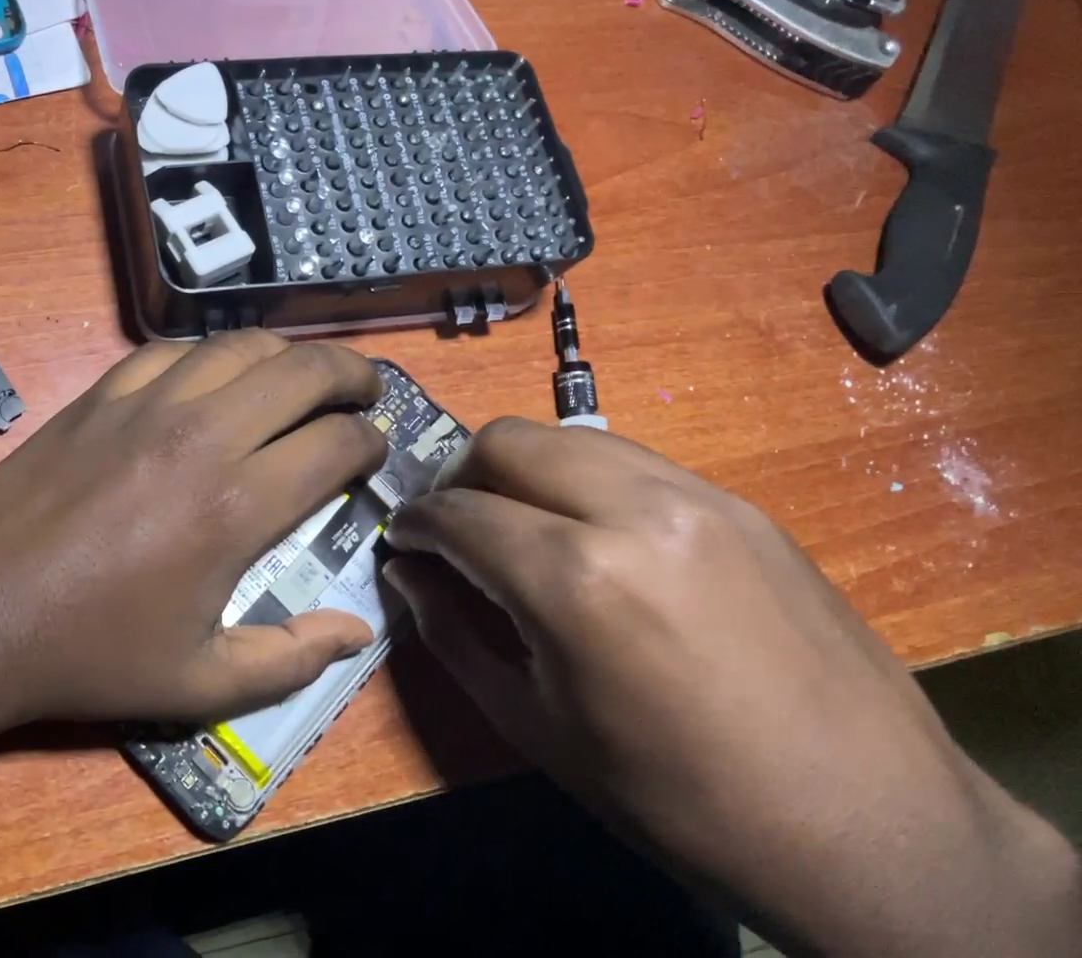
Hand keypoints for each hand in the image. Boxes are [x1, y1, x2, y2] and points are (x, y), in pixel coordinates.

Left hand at [0, 330, 386, 735]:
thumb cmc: (86, 655)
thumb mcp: (199, 684)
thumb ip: (290, 658)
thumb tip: (357, 631)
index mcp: (236, 504)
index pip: (336, 444)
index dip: (370, 443)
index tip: (374, 455)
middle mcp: (200, 433)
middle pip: (302, 370)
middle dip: (351, 374)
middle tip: (365, 394)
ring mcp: (142, 404)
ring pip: (239, 346)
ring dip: (285, 356)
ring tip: (300, 379)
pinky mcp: (97, 396)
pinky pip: (171, 351)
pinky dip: (212, 356)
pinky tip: (212, 380)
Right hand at [382, 418, 1079, 957]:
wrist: (865, 828)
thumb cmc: (672, 796)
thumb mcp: (533, 724)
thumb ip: (452, 633)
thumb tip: (407, 574)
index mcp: (574, 577)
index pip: (457, 512)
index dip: (413, 523)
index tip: (400, 541)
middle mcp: (634, 511)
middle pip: (508, 441)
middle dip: (459, 477)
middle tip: (452, 527)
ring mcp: (698, 499)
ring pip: (571, 438)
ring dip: (521, 470)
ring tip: (516, 525)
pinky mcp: (742, 508)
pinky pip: (632, 463)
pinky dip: (583, 481)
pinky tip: (589, 536)